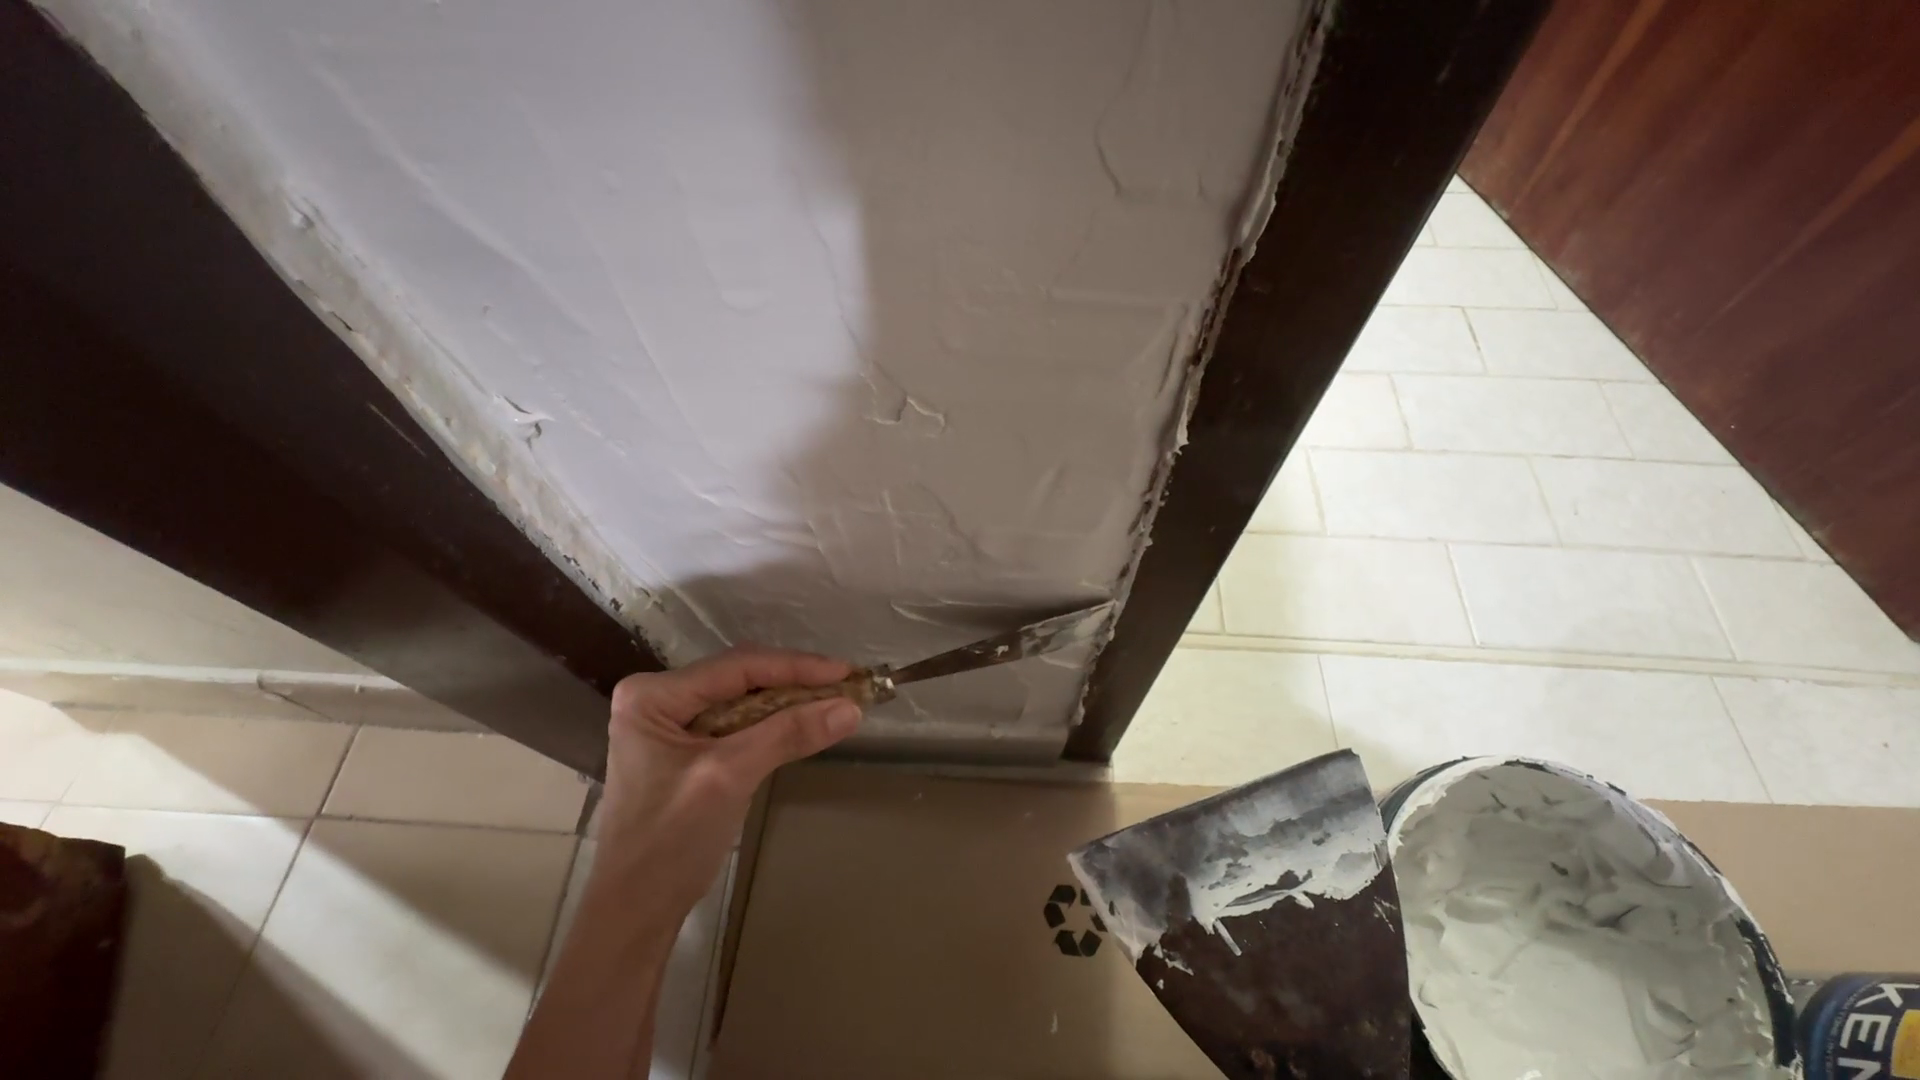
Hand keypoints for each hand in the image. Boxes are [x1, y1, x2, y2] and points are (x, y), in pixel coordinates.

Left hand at [589, 646, 864, 912]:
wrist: (635, 909)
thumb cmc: (669, 841)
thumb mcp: (730, 777)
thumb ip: (787, 735)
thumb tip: (851, 708)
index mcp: (653, 695)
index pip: (737, 666)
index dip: (796, 666)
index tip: (846, 672)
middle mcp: (659, 698)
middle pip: (741, 677)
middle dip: (796, 682)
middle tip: (849, 687)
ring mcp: (672, 723)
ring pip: (744, 699)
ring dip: (790, 702)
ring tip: (837, 702)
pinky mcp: (687, 747)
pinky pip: (739, 723)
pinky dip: (775, 724)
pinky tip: (806, 724)